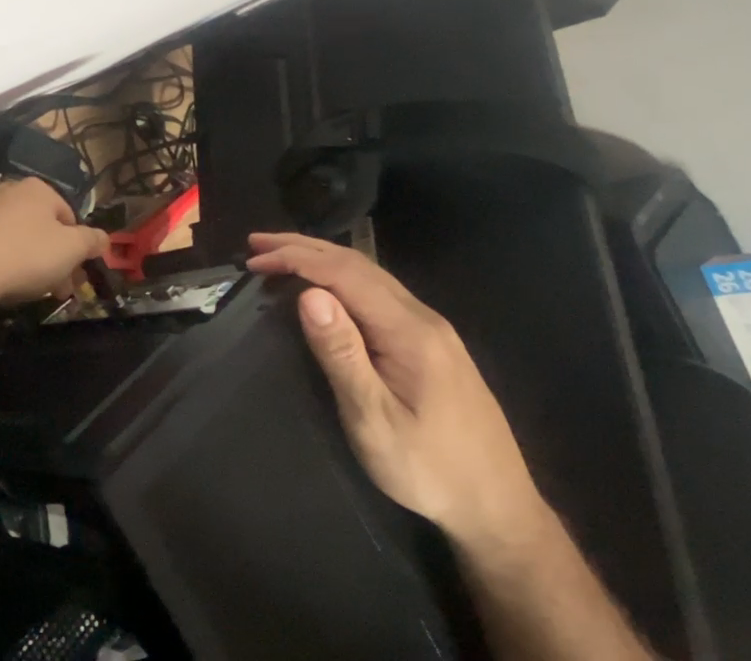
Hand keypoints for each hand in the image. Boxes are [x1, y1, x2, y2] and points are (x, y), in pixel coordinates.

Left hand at [0, 179, 108, 313]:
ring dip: (33, 265)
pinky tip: (5, 285)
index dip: (78, 249)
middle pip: (44, 230)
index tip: (77, 276)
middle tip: (61, 290)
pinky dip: (5, 263)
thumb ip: (93, 241)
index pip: (69, 217)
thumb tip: (102, 239)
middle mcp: (8, 191)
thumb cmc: (26, 256)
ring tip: (34, 292)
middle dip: (56, 261)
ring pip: (19, 240)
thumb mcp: (72, 249)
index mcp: (36, 189)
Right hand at [246, 233, 548, 547]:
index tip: (253, 259)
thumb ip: (342, 353)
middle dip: (304, 248)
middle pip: (359, 265)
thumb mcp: (373, 417)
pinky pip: (378, 294)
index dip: (296, 259)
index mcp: (409, 332)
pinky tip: (324, 288)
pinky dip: (340, 279)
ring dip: (322, 259)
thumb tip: (309, 294)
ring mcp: (431, 331)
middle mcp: (423, 319)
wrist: (497, 506)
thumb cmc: (426, 467)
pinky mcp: (431, 346)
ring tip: (280, 255)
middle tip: (256, 243)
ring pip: (371, 277)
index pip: (345, 274)